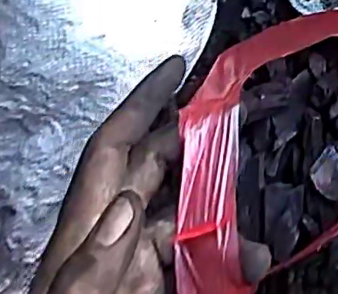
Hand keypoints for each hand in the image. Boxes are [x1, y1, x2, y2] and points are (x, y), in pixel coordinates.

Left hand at [31, 56, 270, 293]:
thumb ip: (86, 274)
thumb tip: (126, 208)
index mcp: (83, 238)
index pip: (111, 151)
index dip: (142, 103)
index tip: (178, 65)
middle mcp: (109, 243)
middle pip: (153, 171)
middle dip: (196, 141)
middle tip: (237, 115)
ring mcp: (131, 272)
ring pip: (183, 219)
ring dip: (222, 212)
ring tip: (254, 232)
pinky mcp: (152, 291)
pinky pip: (194, 261)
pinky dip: (224, 257)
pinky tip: (250, 267)